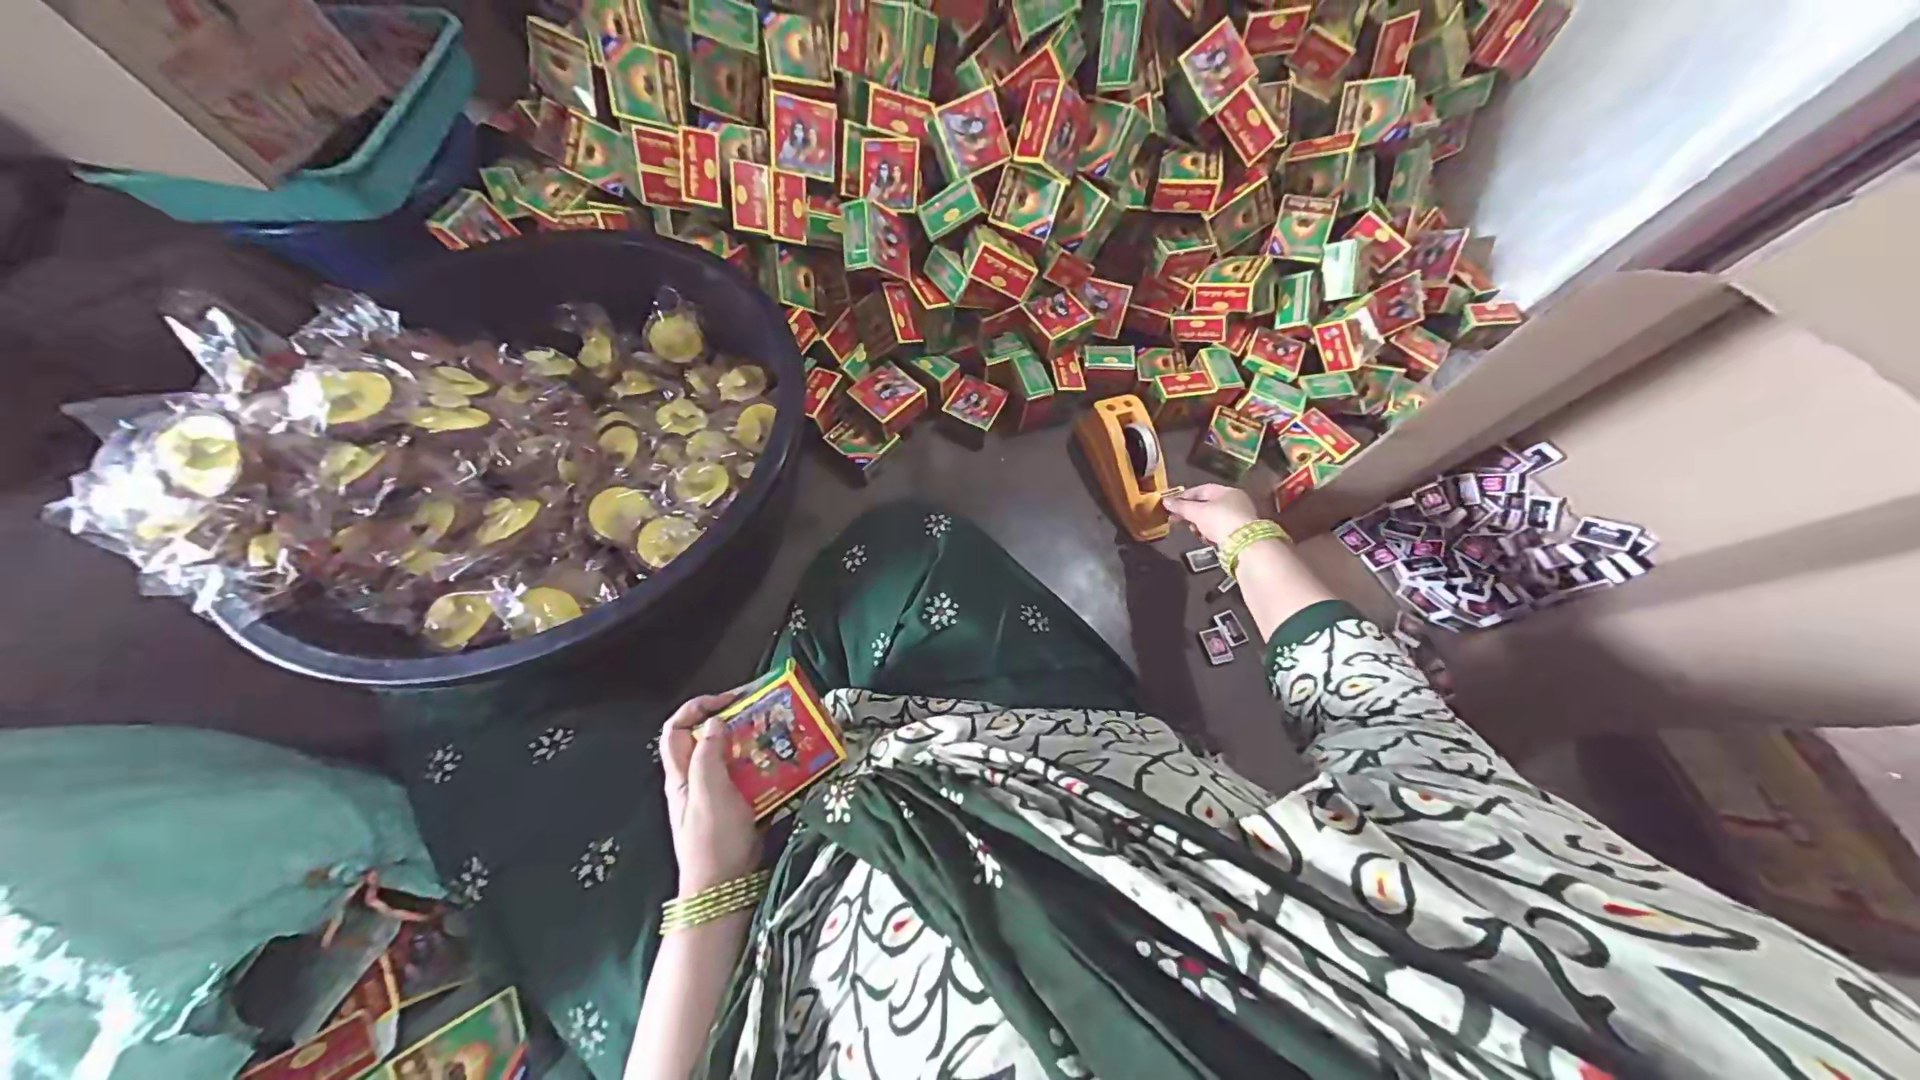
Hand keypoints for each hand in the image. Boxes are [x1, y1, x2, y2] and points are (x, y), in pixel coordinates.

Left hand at [660, 693, 762, 896]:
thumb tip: (715, 722)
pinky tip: (784, 763)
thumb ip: (709, 757)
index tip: (730, 701)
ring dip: (753, 740)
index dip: (698, 707)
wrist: (725, 890)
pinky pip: (750, 775)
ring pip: (731, 755)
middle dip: (733, 719)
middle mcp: (696, 780)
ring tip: (778, 732)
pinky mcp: (737, 806)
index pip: (677, 728)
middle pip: (706, 737)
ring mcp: (717, 794)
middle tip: (762, 711)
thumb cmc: (713, 843)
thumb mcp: (709, 795)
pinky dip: (765, 764)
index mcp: (681, 775)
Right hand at [1163, 484, 1260, 548]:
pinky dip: (1211, 534)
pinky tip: (1207, 539)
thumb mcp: (1196, 512)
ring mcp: (1239, 517)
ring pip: (1212, 519)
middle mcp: (1235, 502)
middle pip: (1207, 505)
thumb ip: (1180, 506)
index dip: (1185, 496)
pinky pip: (1220, 530)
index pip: (1202, 490)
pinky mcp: (1240, 533)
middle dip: (1191, 513)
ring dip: (1200, 525)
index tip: (1172, 505)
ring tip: (1194, 531)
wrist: (1245, 544)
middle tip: (1177, 520)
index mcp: (1227, 491)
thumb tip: (1165, 501)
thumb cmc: (1220, 520)